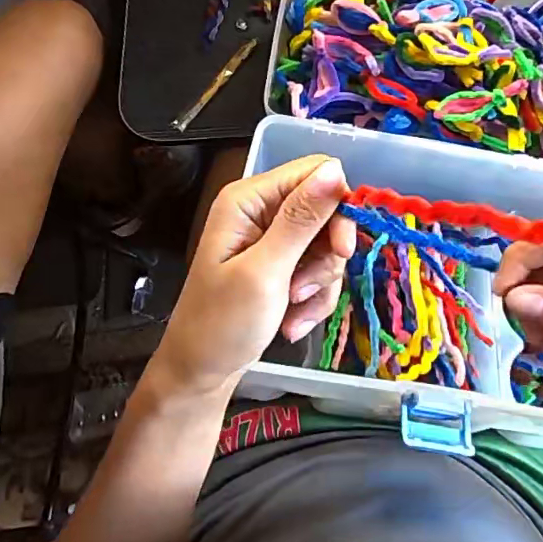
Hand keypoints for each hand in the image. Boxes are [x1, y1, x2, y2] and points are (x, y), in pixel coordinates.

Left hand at [154, 155, 354, 393]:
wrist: (200, 372)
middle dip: (326, 255)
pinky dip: (313, 297)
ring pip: (327, 245)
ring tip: (292, 309)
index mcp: (249, 199)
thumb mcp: (265, 272)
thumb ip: (301, 220)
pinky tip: (293, 321)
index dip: (337, 207)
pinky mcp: (282, 263)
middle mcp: (261, 210)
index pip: (316, 172)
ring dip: (319, 283)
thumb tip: (335, 169)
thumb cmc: (221, 323)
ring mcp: (271, 238)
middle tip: (307, 288)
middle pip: (326, 211)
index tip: (341, 250)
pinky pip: (318, 269)